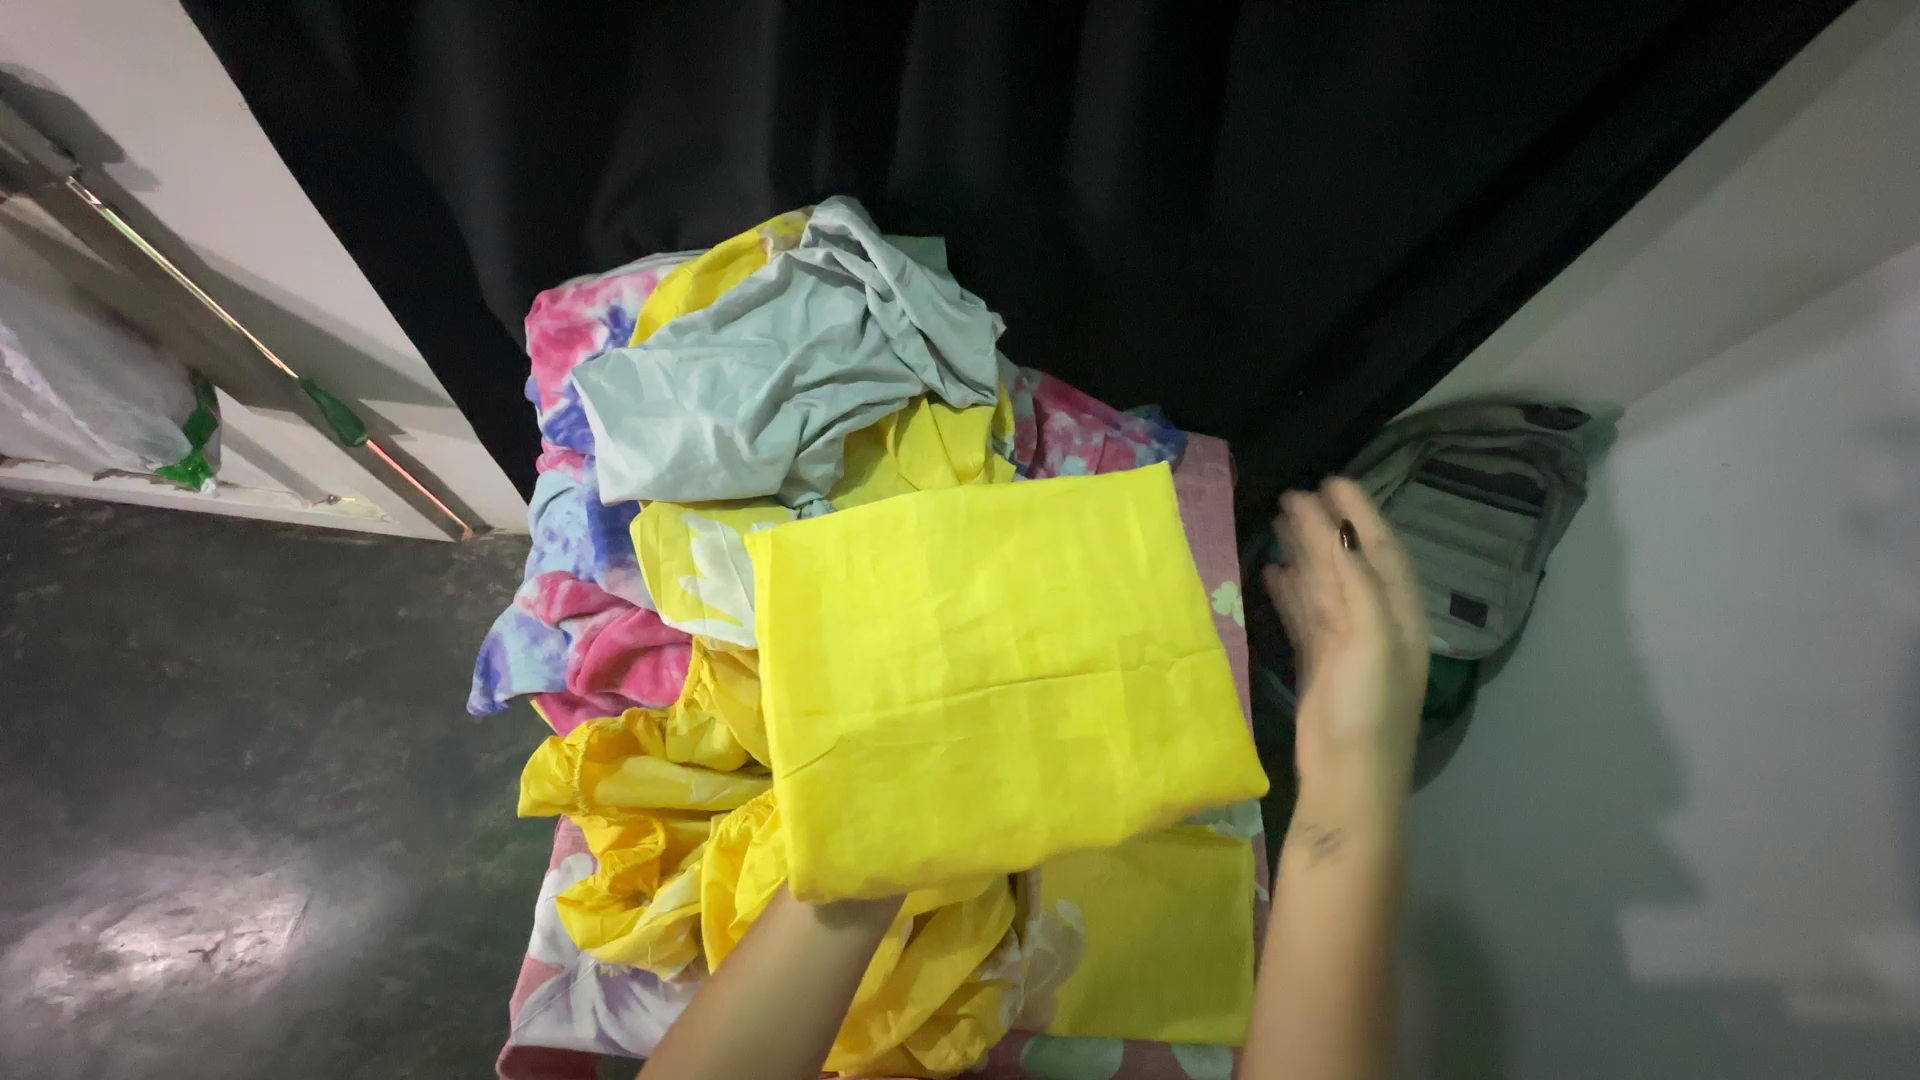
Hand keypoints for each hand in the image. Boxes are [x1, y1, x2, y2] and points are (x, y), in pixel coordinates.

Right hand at [1261, 478, 1428, 816]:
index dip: (1360, 514)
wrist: (1349, 778)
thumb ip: (1358, 588)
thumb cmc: (1370, 712)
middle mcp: (1376, 623)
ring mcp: (1344, 643)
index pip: (1380, 551)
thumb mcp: (1374, 643)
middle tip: (1294, 495)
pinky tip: (1271, 571)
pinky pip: (1303, 614)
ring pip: (1322, 585)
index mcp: (1400, 616)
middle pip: (1348, 563)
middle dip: (1325, 527)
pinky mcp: (1317, 661)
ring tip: (1279, 522)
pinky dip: (1289, 590)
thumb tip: (1337, 537)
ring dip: (1303, 552)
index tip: (1332, 482)